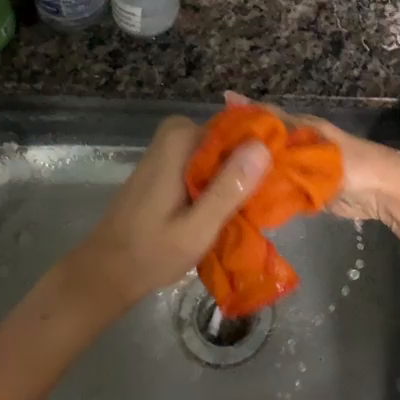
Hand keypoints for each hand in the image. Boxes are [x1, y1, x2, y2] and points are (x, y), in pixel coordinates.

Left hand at [64, 115, 269, 313]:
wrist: (104, 273)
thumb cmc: (149, 254)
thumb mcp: (196, 228)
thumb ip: (229, 189)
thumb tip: (264, 147)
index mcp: (182, 140)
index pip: (242, 126)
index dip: (271, 145)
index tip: (295, 169)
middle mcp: (178, 134)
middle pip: (236, 137)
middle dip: (260, 161)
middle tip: (285, 192)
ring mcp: (175, 149)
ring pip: (227, 152)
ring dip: (247, 174)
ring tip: (271, 201)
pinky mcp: (174, 165)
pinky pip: (213, 163)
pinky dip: (229, 181)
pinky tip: (244, 206)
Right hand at [222, 92, 399, 226]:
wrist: (384, 192)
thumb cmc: (353, 161)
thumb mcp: (315, 144)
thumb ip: (281, 136)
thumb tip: (238, 113)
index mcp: (300, 126)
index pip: (261, 119)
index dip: (237, 122)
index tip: (207, 129)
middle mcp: (295, 145)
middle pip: (260, 147)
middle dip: (236, 153)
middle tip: (202, 164)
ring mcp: (298, 169)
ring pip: (265, 170)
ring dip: (246, 176)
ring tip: (212, 185)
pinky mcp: (303, 193)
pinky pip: (276, 191)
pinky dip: (261, 195)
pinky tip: (238, 202)